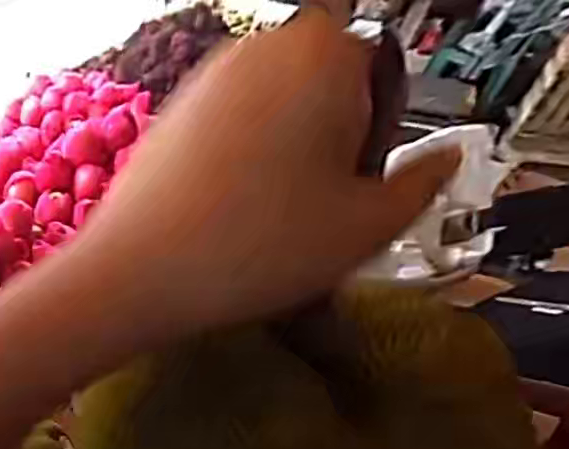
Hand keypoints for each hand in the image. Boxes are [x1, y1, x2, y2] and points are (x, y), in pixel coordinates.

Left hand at [63, 11, 459, 346]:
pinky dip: (228, 178)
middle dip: (320, 156)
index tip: (344, 198)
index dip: (368, 151)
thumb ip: (419, 188)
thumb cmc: (242, 252)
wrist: (129, 280)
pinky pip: (221, 144)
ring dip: (274, 170)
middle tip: (299, 220)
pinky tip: (215, 225)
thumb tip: (439, 164)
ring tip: (252, 230)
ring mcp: (206, 82)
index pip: (383, 86)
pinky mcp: (166, 123)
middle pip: (323, 99)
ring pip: (270, 124)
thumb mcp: (360, 231)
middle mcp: (262, 48)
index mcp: (327, 49)